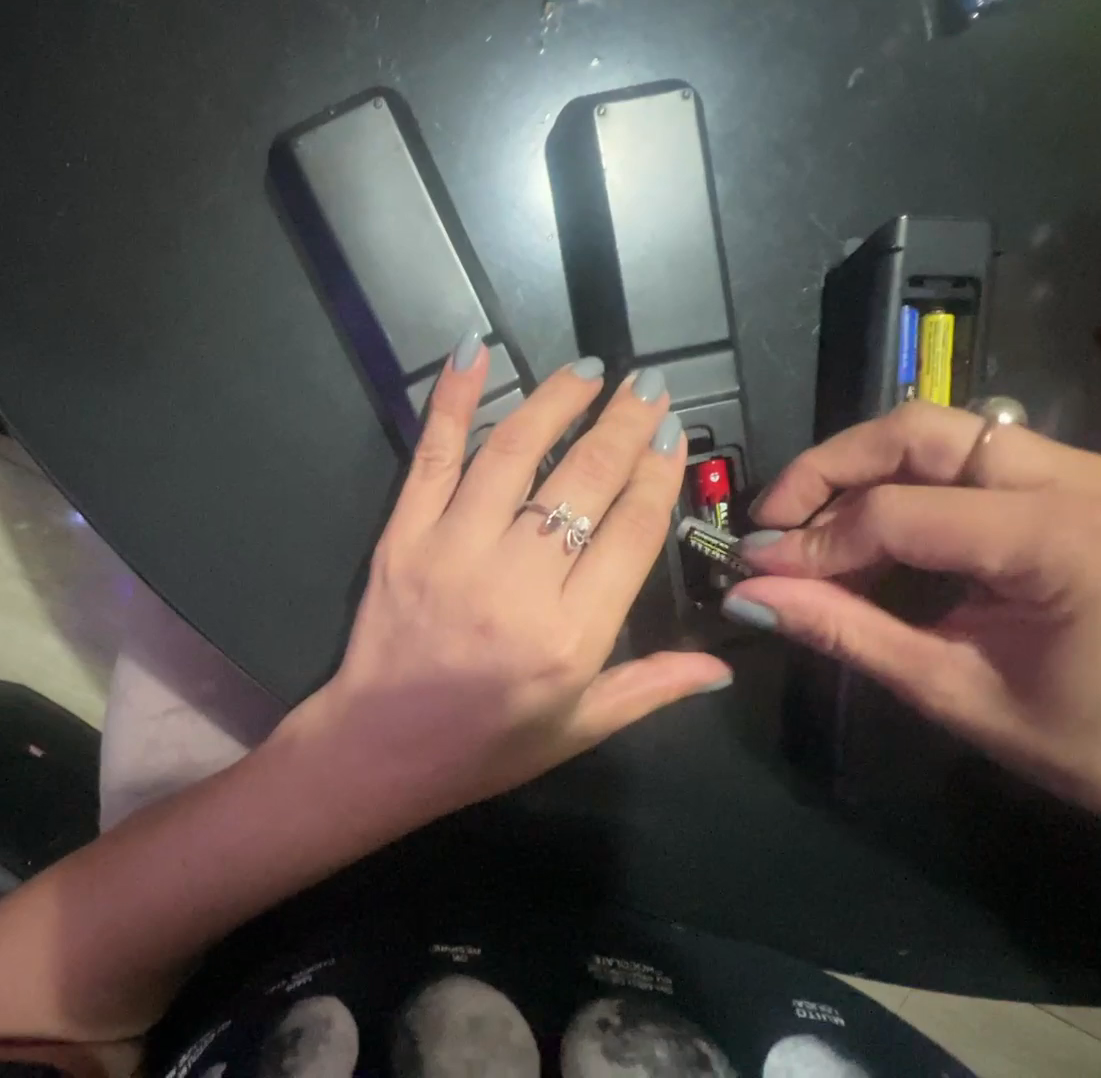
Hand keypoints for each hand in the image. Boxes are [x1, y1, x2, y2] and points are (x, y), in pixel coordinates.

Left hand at [269, 339, 731, 826]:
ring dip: (557, 402)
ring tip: (589, 372)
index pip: (631, 532)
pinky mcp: (403, 535)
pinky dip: (453, 400)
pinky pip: (433, 455)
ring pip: (514, 453)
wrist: (378, 747)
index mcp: (571, 637)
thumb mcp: (577, 730)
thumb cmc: (483, 746)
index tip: (672, 435)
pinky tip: (476, 353)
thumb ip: (649, 689)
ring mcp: (453, 550)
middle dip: (623, 426)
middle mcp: (517, 584)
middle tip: (648, 386)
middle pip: (584, 481)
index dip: (658, 475)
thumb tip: (722, 665)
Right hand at [725, 403, 1100, 850]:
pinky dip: (903, 485)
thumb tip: (743, 595)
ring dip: (861, 474)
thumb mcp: (944, 689)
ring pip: (941, 433)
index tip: (752, 567)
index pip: (901, 511)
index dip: (813, 539)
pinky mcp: (1087, 478)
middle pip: (921, 432)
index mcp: (1072, 542)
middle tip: (772, 522)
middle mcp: (1093, 479)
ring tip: (812, 531)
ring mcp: (1098, 469)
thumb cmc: (1078, 744)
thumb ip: (839, 628)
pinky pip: (970, 456)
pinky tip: (871, 532)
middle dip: (828, 470)